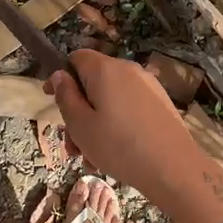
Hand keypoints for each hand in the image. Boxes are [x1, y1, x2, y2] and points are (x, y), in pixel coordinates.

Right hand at [46, 50, 205, 194]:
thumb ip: (66, 97)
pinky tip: (113, 156)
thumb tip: (60, 74)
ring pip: (109, 98)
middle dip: (78, 111)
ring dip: (94, 124)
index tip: (50, 98)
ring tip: (92, 160)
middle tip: (73, 146)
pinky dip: (115, 125)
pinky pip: (127, 106)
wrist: (171, 165)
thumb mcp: (81, 125)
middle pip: (93, 82)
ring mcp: (147, 84)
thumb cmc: (118, 145)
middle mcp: (128, 69)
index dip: (61, 75)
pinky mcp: (159, 101)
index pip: (77, 57)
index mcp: (106, 69)